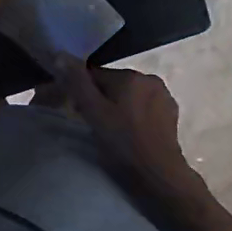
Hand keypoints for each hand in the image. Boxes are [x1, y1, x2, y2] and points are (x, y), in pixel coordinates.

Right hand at [55, 63, 211, 209]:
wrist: (158, 175)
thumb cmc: (122, 143)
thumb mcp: (93, 112)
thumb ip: (77, 82)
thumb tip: (60, 54)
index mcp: (130, 76)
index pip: (96, 75)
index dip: (82, 92)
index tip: (77, 111)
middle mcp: (150, 79)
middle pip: (114, 84)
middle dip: (101, 99)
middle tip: (93, 123)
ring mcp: (164, 97)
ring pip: (130, 96)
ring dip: (119, 107)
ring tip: (112, 131)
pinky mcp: (171, 114)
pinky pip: (145, 107)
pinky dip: (135, 116)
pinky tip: (130, 134)